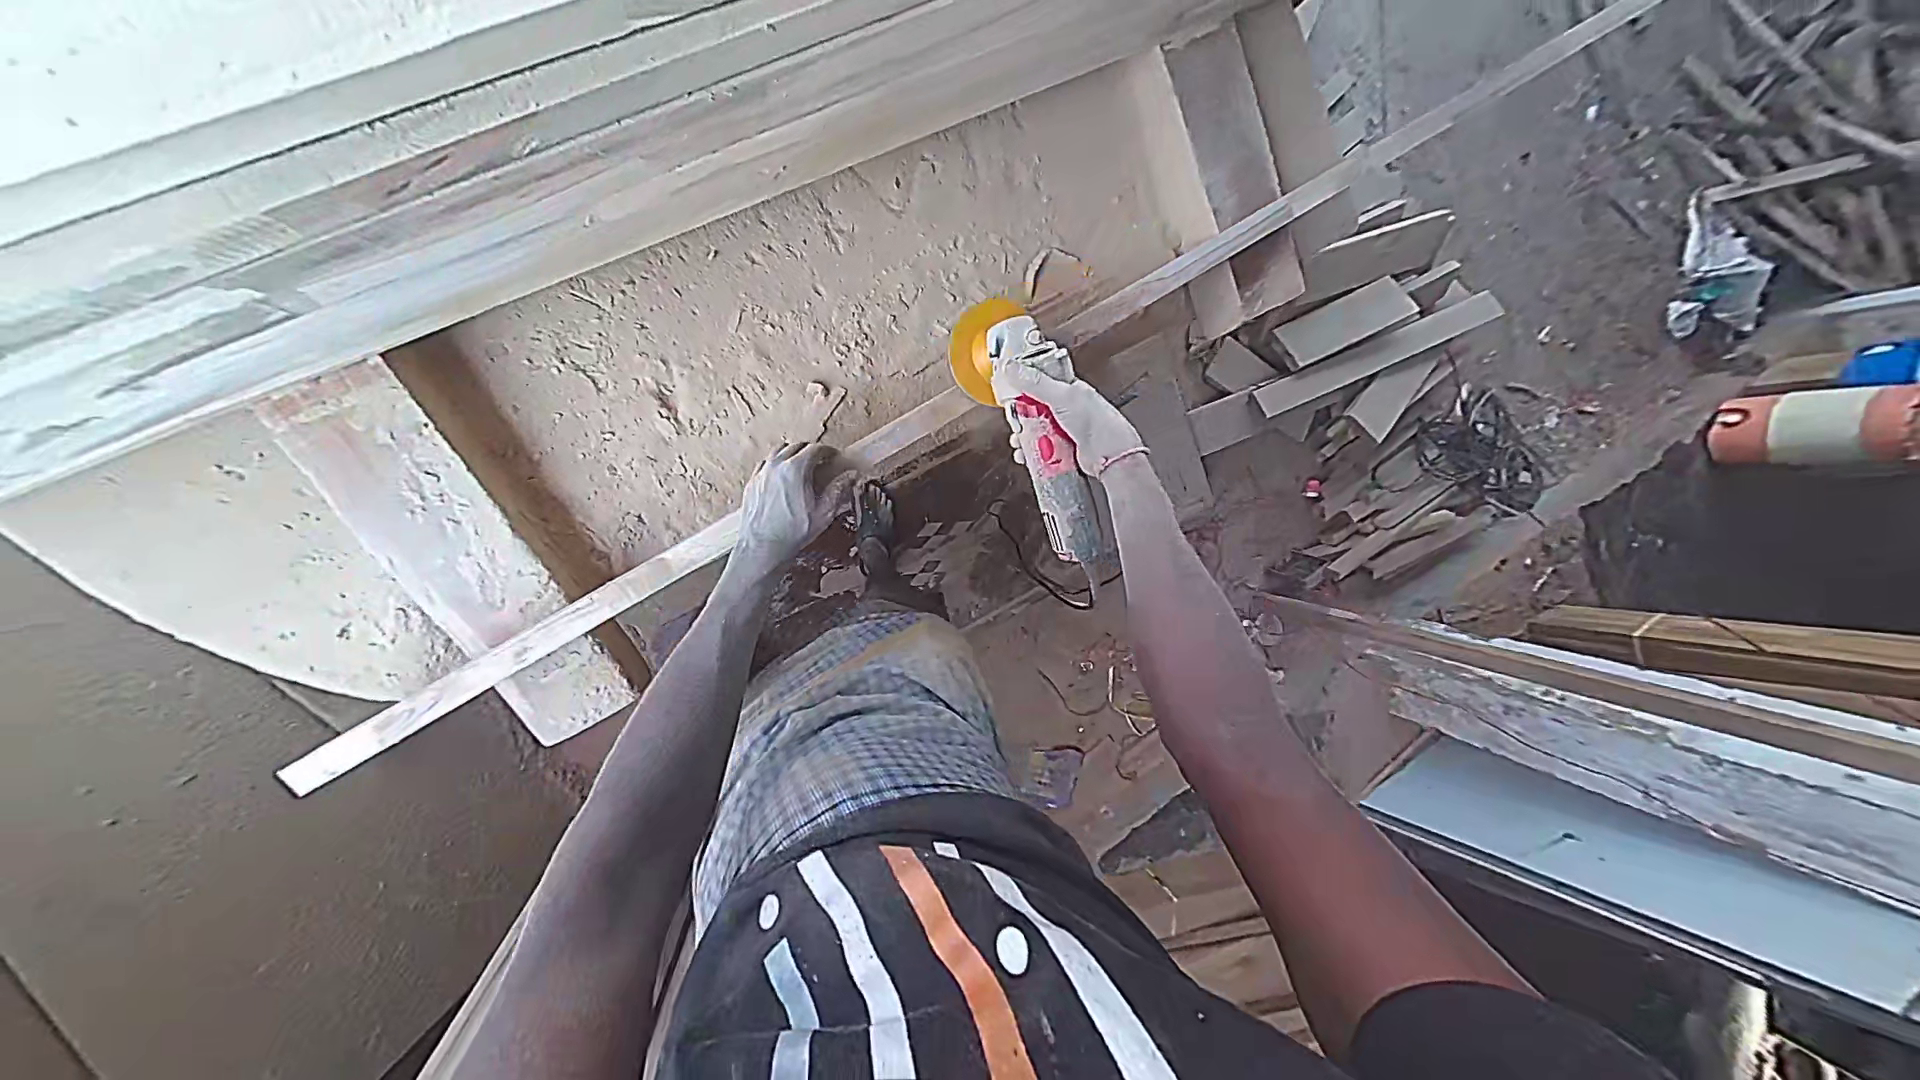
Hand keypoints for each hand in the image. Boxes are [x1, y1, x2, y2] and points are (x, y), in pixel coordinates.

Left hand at [730, 442, 855, 582]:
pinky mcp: (752, 482)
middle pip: (796, 446)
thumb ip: (838, 490)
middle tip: (821, 461)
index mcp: (795, 469)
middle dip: (810, 451)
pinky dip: (776, 464)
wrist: (761, 547)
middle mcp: (776, 466)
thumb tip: (850, 476)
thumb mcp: (823, 513)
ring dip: (792, 453)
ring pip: (778, 451)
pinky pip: (765, 464)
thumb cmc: (791, 533)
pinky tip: (782, 476)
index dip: (828, 451)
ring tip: (801, 465)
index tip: (834, 457)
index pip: (815, 449)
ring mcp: (761, 473)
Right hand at [991, 364, 1146, 478]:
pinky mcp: (1063, 451)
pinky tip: (1028, 455)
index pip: (1040, 383)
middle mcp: (1067, 410)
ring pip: (1036, 432)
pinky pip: (1041, 450)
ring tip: (1020, 442)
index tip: (1010, 394)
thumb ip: (1036, 382)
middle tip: (1015, 422)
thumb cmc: (1098, 422)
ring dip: (1024, 438)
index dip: (1023, 388)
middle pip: (1034, 410)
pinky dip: (1032, 454)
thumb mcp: (1063, 396)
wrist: (1111, 456)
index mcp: (1070, 390)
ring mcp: (1065, 431)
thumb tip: (1012, 367)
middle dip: (1021, 418)